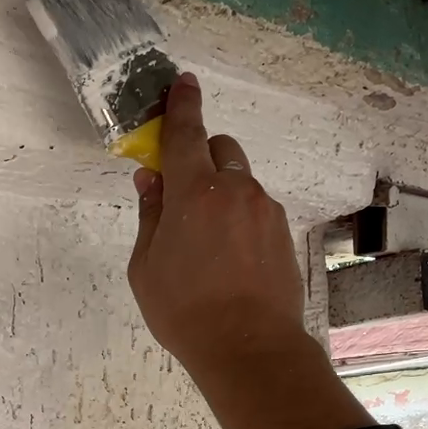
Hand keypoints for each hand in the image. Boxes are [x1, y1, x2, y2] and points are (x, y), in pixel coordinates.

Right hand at [126, 72, 305, 376]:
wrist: (247, 345)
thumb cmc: (182, 310)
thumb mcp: (145, 267)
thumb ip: (150, 216)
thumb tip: (151, 180)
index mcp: (194, 194)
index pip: (186, 135)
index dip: (181, 106)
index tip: (182, 83)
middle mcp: (235, 190)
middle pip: (220, 149)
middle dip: (201, 157)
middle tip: (182, 193)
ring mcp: (264, 209)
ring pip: (239, 182)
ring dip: (220, 194)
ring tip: (204, 244)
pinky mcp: (282, 231)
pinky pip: (254, 209)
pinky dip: (238, 218)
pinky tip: (227, 260)